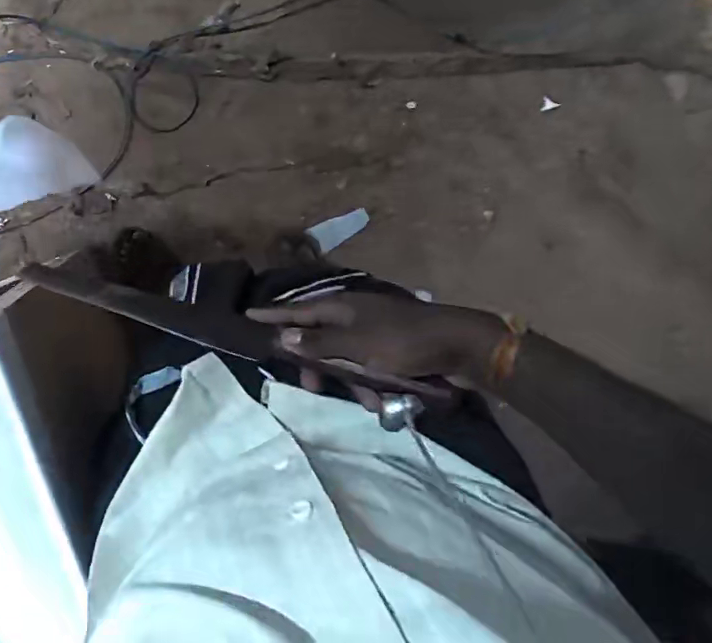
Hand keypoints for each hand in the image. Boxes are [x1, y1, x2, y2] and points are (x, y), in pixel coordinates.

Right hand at [246, 291, 506, 389]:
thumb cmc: (403, 341)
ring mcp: (372, 331)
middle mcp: (351, 315)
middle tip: (309, 385)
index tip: (248, 315)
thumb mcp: (357, 345)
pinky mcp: (392, 348)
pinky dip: (371, 382)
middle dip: (315, 364)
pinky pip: (369, 365)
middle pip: (318, 337)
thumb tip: (283, 337)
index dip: (272, 315)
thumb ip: (319, 343)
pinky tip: (383, 403)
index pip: (295, 310)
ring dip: (350, 381)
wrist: (463, 347)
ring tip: (365, 404)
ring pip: (345, 356)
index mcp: (339, 307)